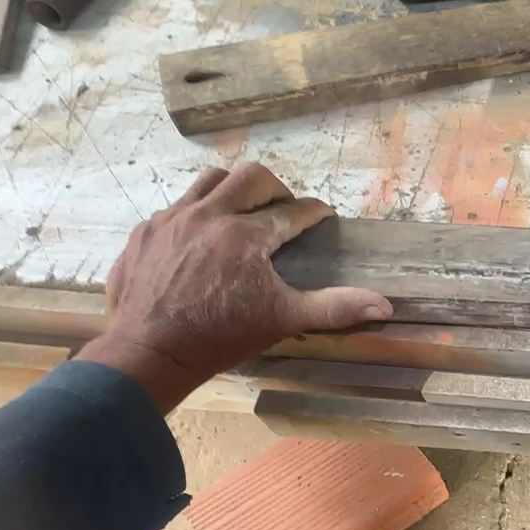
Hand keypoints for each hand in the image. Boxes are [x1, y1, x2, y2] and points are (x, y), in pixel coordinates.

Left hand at [75, 164, 392, 412]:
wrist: (149, 352)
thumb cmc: (223, 337)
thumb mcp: (285, 320)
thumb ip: (335, 307)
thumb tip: (384, 305)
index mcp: (245, 236)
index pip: (292, 212)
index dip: (315, 212)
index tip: (324, 215)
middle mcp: (208, 217)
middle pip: (251, 177)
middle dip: (277, 189)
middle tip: (286, 211)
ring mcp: (171, 220)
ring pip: (210, 180)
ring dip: (235, 190)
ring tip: (245, 214)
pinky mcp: (145, 232)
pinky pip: (178, 205)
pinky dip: (201, 213)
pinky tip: (207, 240)